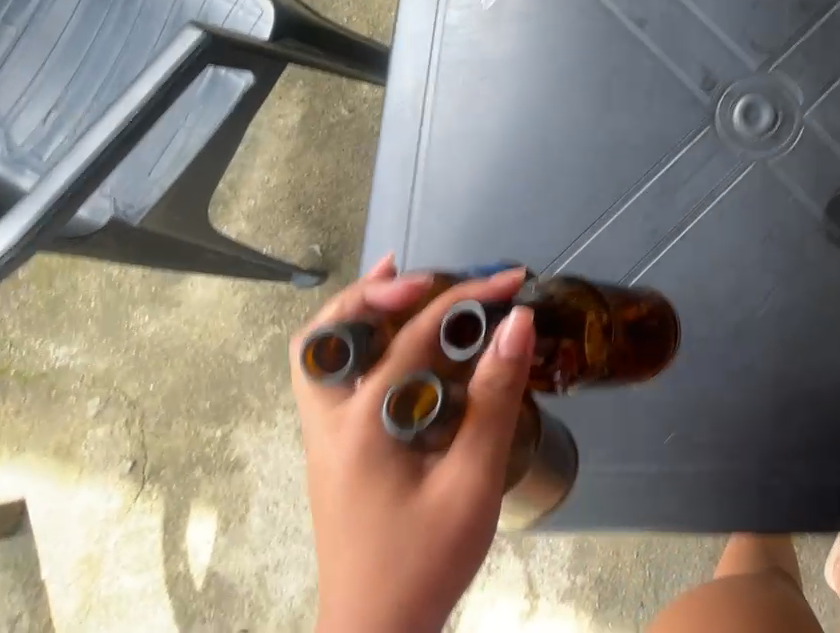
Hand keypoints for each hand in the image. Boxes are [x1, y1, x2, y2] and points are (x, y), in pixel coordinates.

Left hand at [291, 256, 536, 632]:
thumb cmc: (425, 561)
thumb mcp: (472, 481)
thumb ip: (494, 399)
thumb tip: (519, 324)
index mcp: (361, 424)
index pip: (414, 335)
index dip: (466, 298)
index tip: (512, 282)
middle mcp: (330, 421)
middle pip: (330, 331)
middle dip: (382, 291)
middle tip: (436, 279)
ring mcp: (326, 438)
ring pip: (320, 353)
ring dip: (360, 311)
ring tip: (407, 284)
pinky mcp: (338, 451)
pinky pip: (335, 378)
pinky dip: (361, 342)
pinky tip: (399, 340)